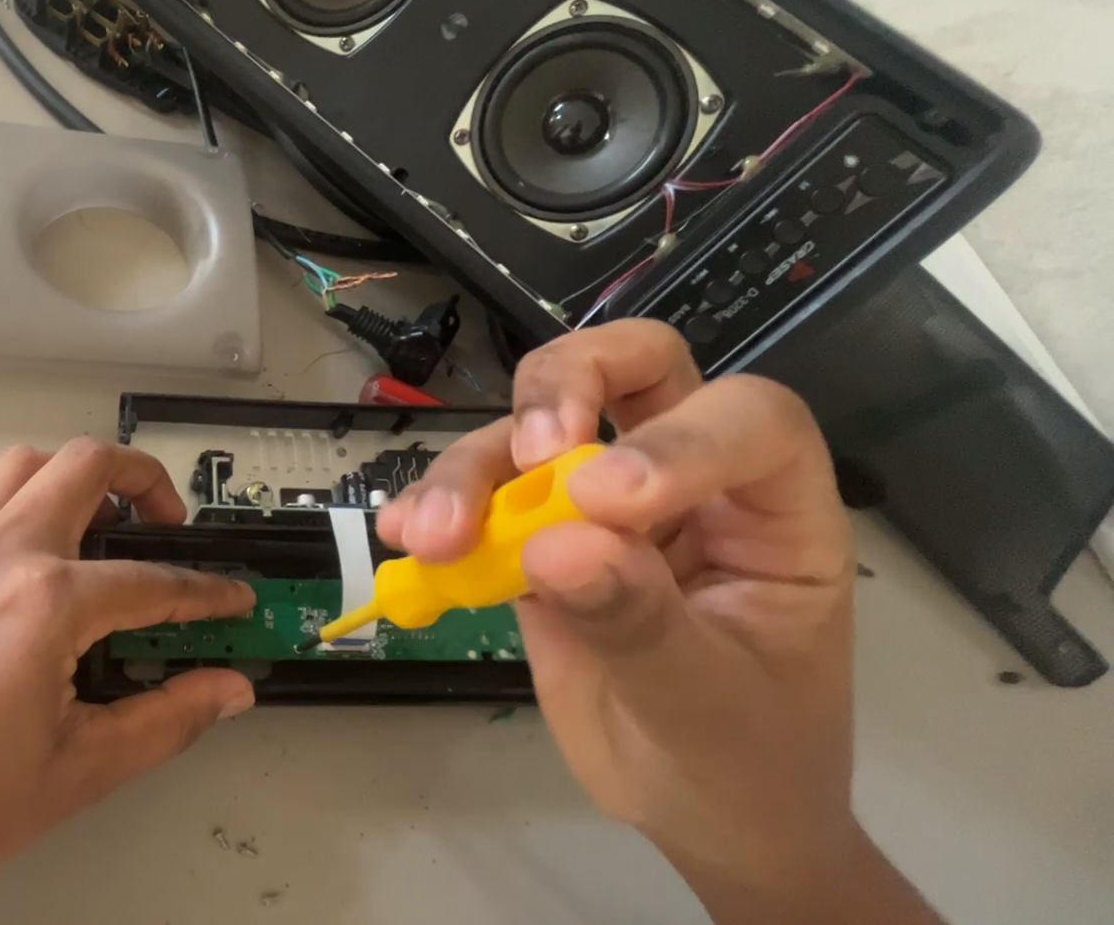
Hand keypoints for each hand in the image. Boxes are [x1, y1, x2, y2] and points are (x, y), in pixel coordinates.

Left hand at [0, 440, 254, 924]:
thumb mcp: (81, 769)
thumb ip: (168, 718)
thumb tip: (228, 689)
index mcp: (44, 602)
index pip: (152, 580)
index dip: (206, 591)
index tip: (233, 597)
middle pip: (86, 466)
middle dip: (147, 481)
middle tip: (173, 528)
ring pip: (27, 464)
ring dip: (77, 477)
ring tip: (108, 529)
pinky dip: (30, 500)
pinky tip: (47, 563)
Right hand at [380, 322, 934, 922]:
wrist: (684, 804)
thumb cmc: (737, 764)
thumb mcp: (704, 706)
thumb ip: (638, 621)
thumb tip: (557, 545)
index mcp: (769, 512)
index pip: (747, 424)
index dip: (681, 440)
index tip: (607, 505)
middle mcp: (680, 480)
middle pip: (631, 369)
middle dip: (567, 385)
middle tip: (527, 451)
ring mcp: (594, 500)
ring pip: (525, 433)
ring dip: (470, 472)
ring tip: (429, 539)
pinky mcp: (529, 529)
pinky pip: (477, 491)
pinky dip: (434, 504)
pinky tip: (404, 536)